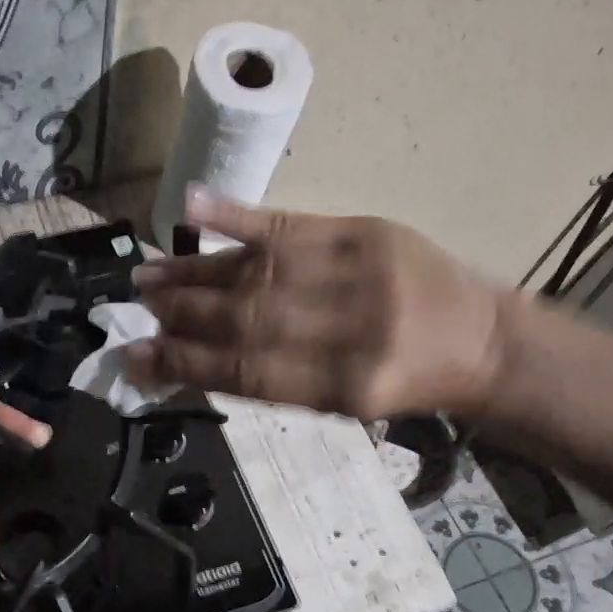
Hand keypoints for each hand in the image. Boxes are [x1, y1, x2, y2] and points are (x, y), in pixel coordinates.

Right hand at [126, 187, 508, 419]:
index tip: (135, 358)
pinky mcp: (363, 230)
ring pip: (255, 271)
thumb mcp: (340, 404)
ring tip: (146, 276)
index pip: (242, 372)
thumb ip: (270, 383)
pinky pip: (289, 220)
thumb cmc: (400, 383)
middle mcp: (348, 328)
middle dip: (179, 316)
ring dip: (192, 272)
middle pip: (242, 318)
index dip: (182, 364)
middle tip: (134, 310)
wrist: (478, 338)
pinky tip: (190, 206)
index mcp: (342, 385)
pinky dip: (235, 214)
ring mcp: (356, 272)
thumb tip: (189, 363)